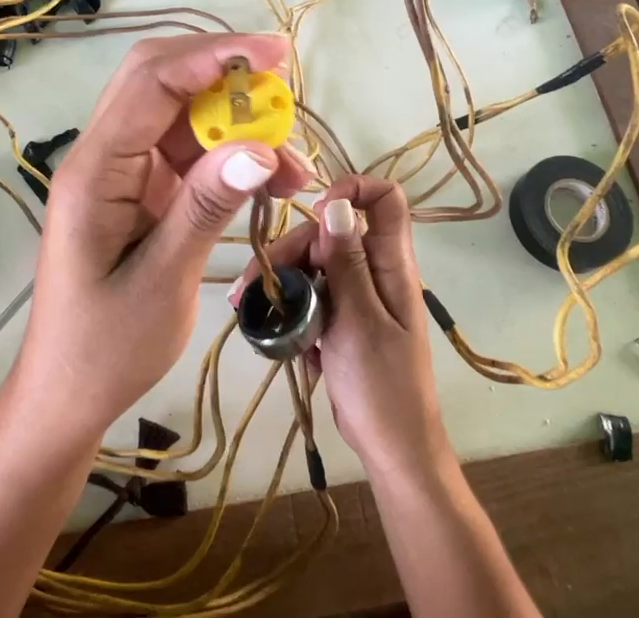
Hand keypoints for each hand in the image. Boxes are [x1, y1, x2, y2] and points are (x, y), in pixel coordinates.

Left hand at [6, 33, 313, 437]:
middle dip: (225, 77)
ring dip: (237, 125)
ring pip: (181, 117)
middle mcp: (104, 158)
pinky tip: (271, 182)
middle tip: (284, 92)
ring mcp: (121, 174)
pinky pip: (188, 155)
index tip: (275, 54)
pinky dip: (230, 158)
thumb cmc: (105, 348)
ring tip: (292, 166)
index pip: (152, 84)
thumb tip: (258, 146)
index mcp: (95, 171)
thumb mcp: (163, 282)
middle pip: (161, 82)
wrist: (68, 396)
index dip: (213, 58)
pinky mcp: (139, 194)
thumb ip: (205, 207)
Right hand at [241, 176, 450, 477]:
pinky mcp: (342, 321)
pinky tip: (273, 334)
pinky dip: (291, 310)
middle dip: (291, 250)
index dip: (353, 189)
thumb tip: (335, 204)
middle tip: (254, 284)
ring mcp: (358, 298)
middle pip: (331, 234)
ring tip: (246, 308)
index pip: (386, 201)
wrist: (392, 449)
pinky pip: (312, 298)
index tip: (313, 212)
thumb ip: (346, 263)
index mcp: (392, 266)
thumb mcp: (359, 322)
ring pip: (315, 267)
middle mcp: (376, 273)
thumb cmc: (382, 387)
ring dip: (282, 283)